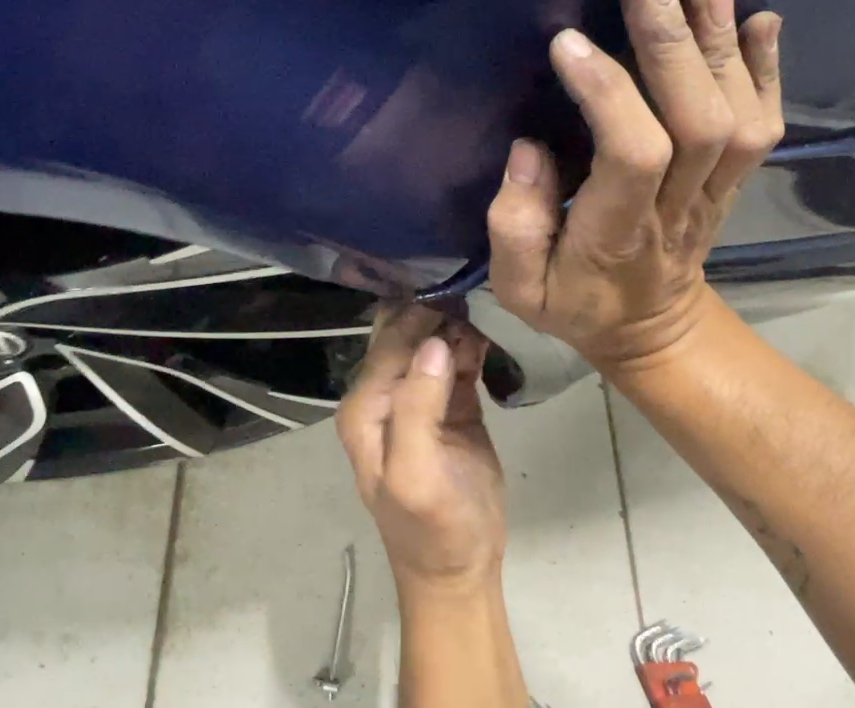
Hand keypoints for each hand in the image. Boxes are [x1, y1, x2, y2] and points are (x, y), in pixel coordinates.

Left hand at [336, 303, 505, 588]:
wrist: (460, 570)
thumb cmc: (432, 528)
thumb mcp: (417, 474)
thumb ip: (418, 407)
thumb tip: (435, 343)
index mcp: (365, 407)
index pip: (389, 343)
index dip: (419, 314)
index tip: (455, 284)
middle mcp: (385, 395)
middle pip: (406, 335)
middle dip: (435, 310)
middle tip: (472, 286)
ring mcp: (419, 398)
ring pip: (434, 343)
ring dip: (457, 325)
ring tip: (485, 309)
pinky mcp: (451, 405)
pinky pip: (458, 362)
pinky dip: (472, 345)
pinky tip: (489, 335)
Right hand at [486, 0, 783, 371]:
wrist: (653, 331)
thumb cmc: (578, 303)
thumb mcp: (521, 289)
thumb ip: (514, 226)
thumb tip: (528, 148)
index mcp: (616, 232)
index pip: (631, 155)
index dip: (609, 95)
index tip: (571, 42)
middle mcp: (678, 208)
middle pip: (697, 122)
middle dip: (673, 45)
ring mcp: (715, 193)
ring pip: (737, 119)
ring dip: (723, 47)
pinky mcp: (733, 181)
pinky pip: (764, 126)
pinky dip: (767, 70)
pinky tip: (759, 20)